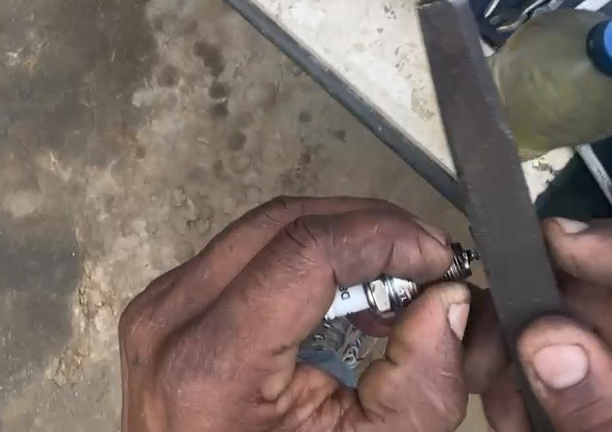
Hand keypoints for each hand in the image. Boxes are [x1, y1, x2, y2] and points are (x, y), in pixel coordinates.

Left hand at [120, 197, 474, 431]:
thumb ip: (416, 389)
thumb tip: (448, 300)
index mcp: (209, 365)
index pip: (305, 250)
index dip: (382, 236)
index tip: (437, 255)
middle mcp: (172, 316)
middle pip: (285, 221)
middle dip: (369, 226)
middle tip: (427, 256)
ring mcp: (163, 300)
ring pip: (265, 224)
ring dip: (341, 233)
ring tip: (397, 271)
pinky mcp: (170, 295)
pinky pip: (247, 246)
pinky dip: (307, 251)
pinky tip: (349, 283)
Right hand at [475, 219, 611, 431]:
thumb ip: (605, 425)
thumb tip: (542, 331)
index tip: (554, 242)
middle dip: (547, 302)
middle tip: (482, 331)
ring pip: (586, 324)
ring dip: (526, 344)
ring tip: (491, 387)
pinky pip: (573, 362)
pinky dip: (532, 379)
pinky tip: (513, 411)